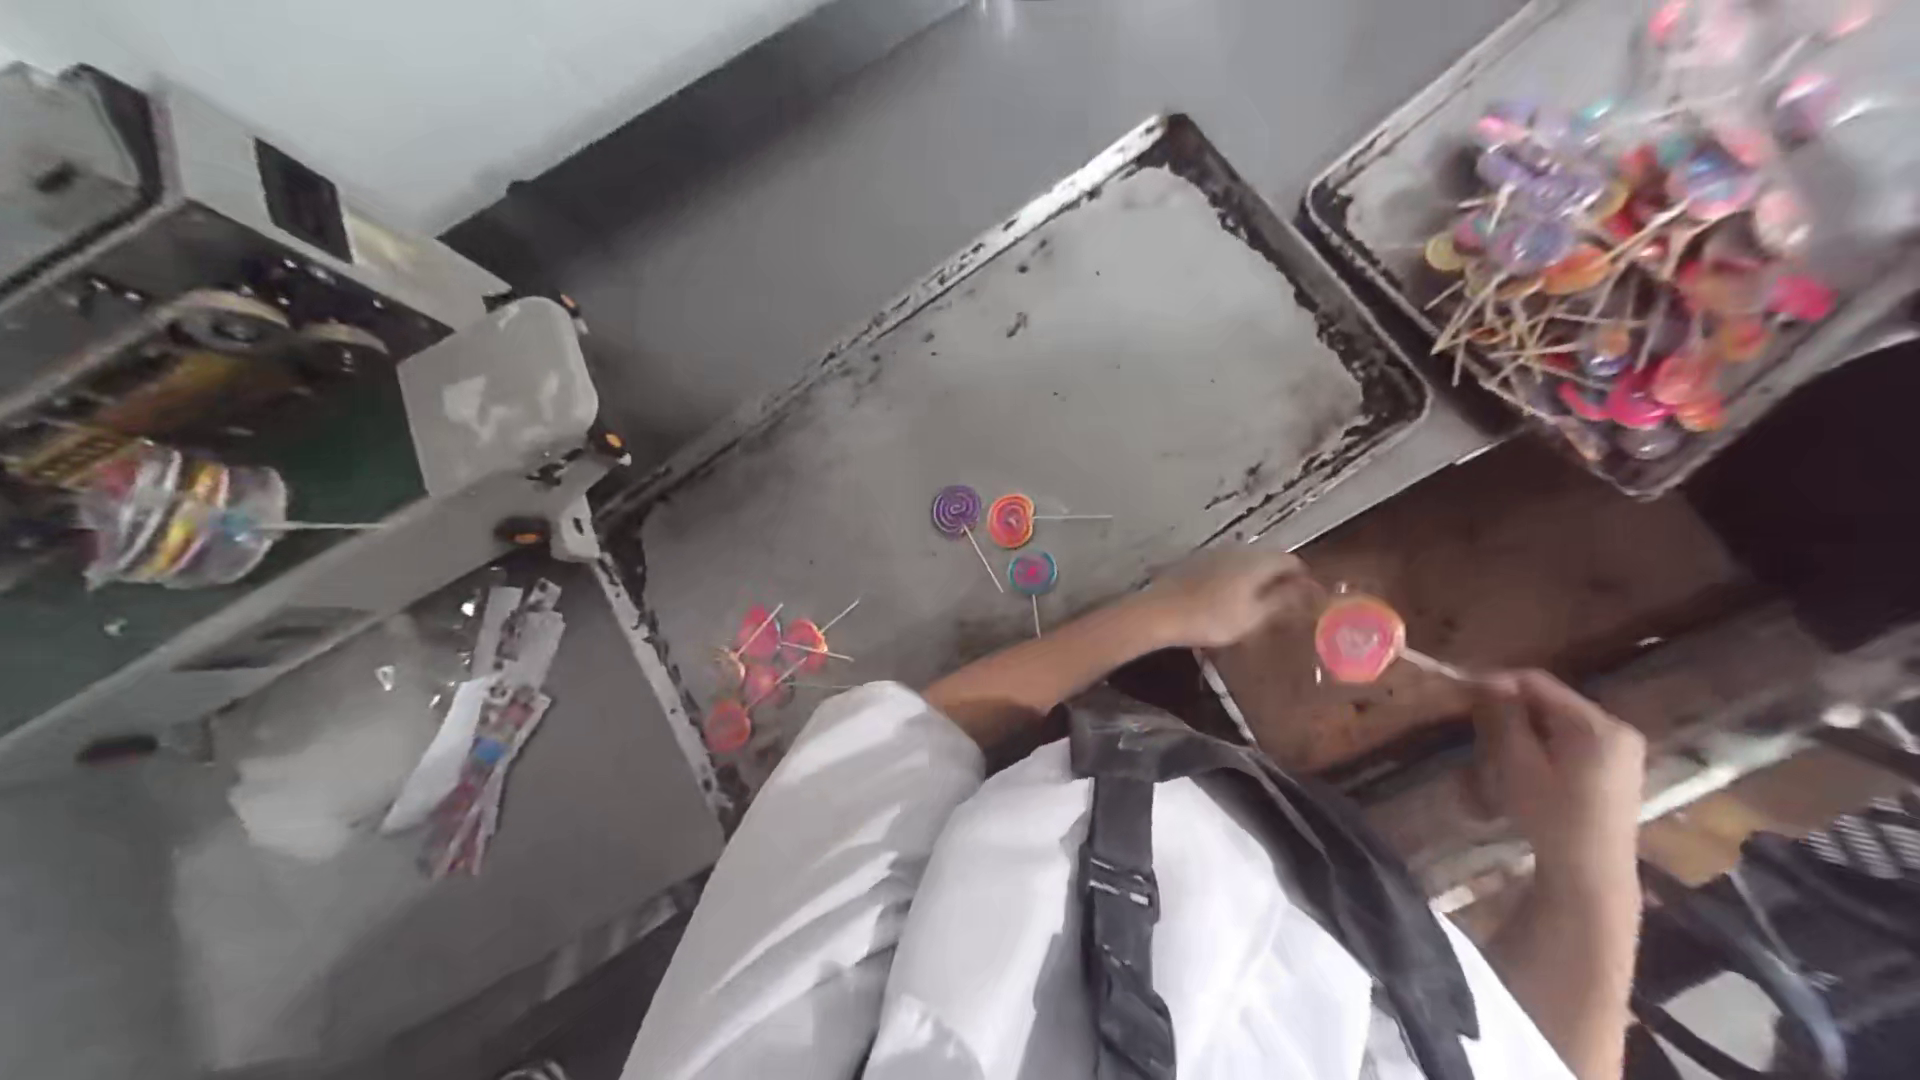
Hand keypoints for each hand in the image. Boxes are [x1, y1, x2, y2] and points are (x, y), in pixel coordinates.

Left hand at [1134, 550, 1322, 649]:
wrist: (1160, 612)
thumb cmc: (1211, 618)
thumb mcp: (1253, 616)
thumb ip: (1283, 601)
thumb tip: (1309, 591)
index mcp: (1256, 560)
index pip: (1291, 561)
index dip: (1303, 579)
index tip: (1307, 599)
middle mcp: (1238, 549)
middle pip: (1269, 558)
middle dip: (1280, 578)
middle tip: (1284, 604)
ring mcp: (1214, 552)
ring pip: (1246, 561)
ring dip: (1257, 578)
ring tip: (1258, 604)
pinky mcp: (1196, 561)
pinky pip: (1227, 566)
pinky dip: (1236, 578)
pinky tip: (1229, 597)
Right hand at [1473, 670, 1646, 896]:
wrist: (1591, 869)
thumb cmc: (1550, 814)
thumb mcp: (1517, 760)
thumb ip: (1504, 715)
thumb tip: (1488, 681)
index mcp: (1597, 725)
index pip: (1538, 682)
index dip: (1496, 680)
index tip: (1462, 688)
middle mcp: (1618, 728)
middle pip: (1550, 699)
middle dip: (1510, 704)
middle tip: (1475, 718)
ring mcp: (1623, 748)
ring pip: (1558, 717)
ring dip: (1524, 721)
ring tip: (1496, 741)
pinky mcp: (1618, 765)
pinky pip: (1572, 735)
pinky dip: (1543, 737)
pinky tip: (1525, 757)